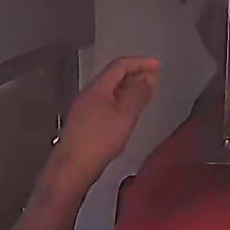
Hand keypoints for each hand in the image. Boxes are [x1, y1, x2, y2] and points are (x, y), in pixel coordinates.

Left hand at [51, 56, 159, 188]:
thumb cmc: (100, 139)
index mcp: (98, 87)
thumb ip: (138, 94)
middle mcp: (89, 94)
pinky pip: (106, 103)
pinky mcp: (84, 123)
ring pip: (110, 91)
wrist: (72, 166)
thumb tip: (147, 78)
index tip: (157, 65)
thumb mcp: (125, 115)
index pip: (120, 65)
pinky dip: (121, 101)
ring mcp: (84, 108)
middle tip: (154, 79)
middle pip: (113, 76)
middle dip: (135, 74)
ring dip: (129, 89)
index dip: (140, 62)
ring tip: (146, 94)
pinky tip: (128, 113)